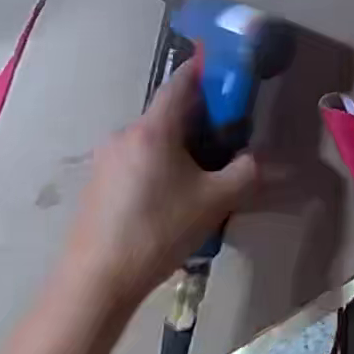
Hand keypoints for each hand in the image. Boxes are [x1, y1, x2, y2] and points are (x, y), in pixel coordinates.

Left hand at [62, 59, 256, 306]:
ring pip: (153, 139)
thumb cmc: (158, 231)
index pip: (182, 81)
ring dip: (179, 146)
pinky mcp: (97, 183)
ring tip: (203, 175)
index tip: (228, 75)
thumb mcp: (215, 202)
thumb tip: (257, 159)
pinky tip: (171, 198)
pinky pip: (136, 160)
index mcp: (153, 129)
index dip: (206, 71)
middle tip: (228, 138)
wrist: (96, 282)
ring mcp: (106, 159)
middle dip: (200, 118)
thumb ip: (245, 173)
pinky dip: (159, 164)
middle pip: (169, 112)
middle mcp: (125, 134)